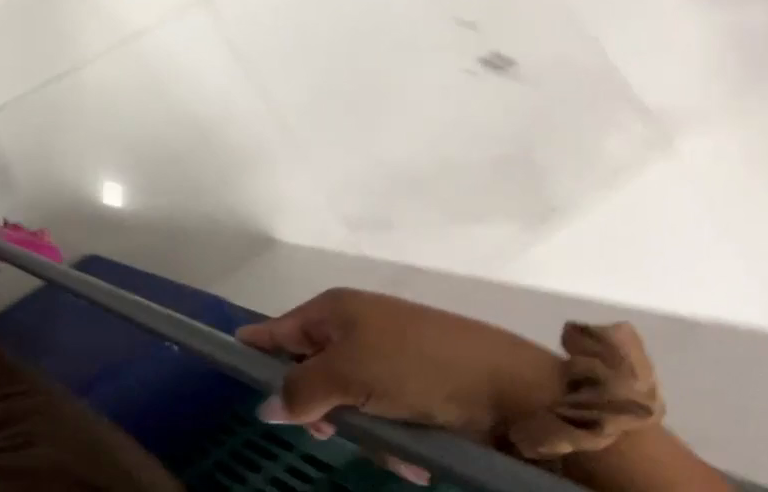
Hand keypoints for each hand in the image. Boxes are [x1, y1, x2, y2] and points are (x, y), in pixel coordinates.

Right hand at [237, 289, 564, 484]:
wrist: (518, 388)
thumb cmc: (417, 367)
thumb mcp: (348, 377)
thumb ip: (299, 390)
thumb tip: (265, 408)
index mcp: (332, 310)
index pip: (276, 331)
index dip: (258, 357)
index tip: (249, 390)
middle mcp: (356, 327)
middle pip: (314, 373)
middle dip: (323, 410)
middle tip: (333, 434)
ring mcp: (392, 356)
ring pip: (354, 403)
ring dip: (367, 433)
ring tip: (395, 453)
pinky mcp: (423, 386)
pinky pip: (389, 416)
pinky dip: (398, 439)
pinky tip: (418, 457)